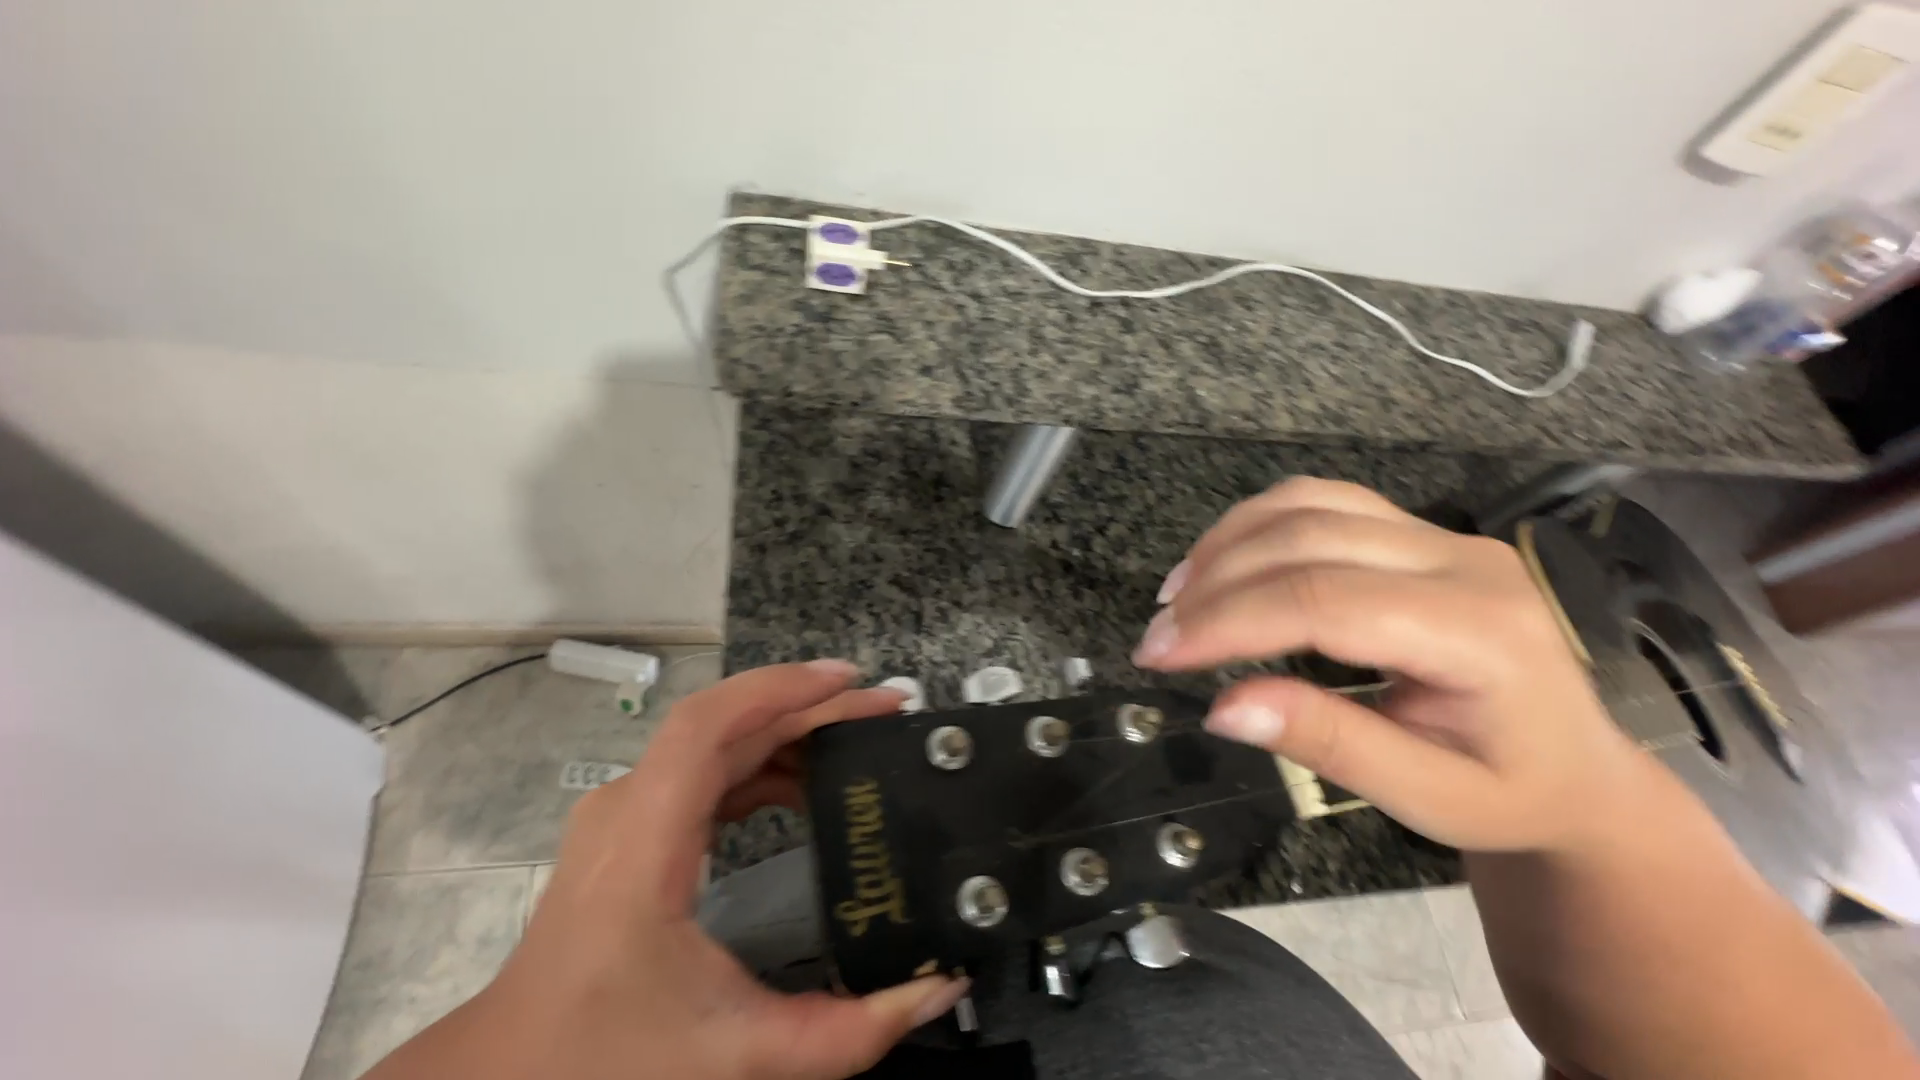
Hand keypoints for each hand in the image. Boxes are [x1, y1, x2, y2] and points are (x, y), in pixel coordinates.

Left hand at [367, 660, 966, 1079]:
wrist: (508, 1074)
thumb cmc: (606, 1056)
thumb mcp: (735, 1051)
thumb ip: (845, 1033)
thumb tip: (936, 990)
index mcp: (644, 841)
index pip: (708, 725)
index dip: (780, 688)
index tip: (850, 679)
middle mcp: (629, 807)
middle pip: (725, 725)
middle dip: (811, 707)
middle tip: (886, 709)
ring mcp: (625, 814)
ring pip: (715, 743)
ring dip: (790, 730)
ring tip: (861, 737)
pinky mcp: (632, 829)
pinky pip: (705, 773)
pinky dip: (762, 763)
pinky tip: (808, 783)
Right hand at [1134, 477, 1649, 854]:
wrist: (1576, 766)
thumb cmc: (1508, 793)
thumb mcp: (1427, 797)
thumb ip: (1329, 743)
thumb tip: (1222, 708)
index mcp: (1478, 633)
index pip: (1326, 602)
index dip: (1230, 622)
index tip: (1159, 655)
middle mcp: (1462, 562)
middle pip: (1308, 541)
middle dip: (1215, 585)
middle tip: (1153, 639)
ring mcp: (1441, 537)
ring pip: (1309, 505)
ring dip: (1227, 543)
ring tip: (1174, 597)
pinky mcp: (1417, 532)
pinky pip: (1323, 502)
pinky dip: (1256, 524)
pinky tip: (1220, 562)